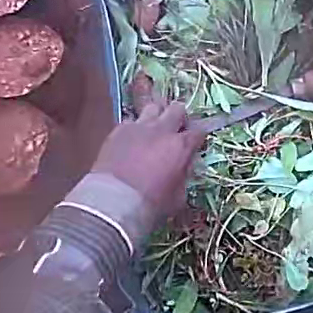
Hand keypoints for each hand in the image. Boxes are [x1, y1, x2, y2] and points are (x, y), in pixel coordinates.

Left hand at [92, 100, 203, 219]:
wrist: (113, 203)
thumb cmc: (150, 205)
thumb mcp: (178, 196)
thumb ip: (184, 175)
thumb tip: (184, 165)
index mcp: (181, 146)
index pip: (199, 130)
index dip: (199, 136)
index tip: (196, 142)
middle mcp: (162, 130)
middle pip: (177, 109)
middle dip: (179, 117)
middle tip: (176, 130)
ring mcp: (139, 127)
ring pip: (154, 107)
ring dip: (157, 116)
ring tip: (154, 129)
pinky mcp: (119, 130)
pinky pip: (132, 121)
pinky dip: (135, 128)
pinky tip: (132, 140)